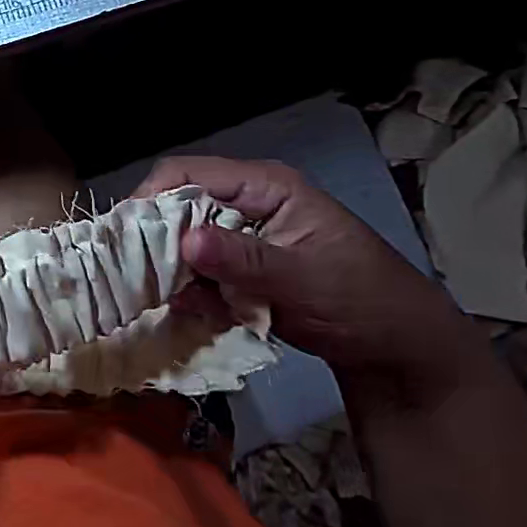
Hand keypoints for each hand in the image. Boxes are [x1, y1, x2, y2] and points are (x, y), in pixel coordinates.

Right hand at [137, 157, 492, 416]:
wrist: (400, 352)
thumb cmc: (365, 303)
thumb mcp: (306, 279)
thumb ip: (245, 259)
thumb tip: (186, 241)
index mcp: (265, 187)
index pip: (187, 174)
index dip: (151, 197)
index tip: (126, 235)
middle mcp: (244, 202)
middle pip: (175, 205)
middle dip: (158, 239)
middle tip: (142, 273)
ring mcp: (238, 234)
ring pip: (179, 239)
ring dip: (173, 270)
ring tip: (181, 300)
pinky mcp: (235, 264)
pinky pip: (192, 268)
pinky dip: (189, 289)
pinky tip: (202, 311)